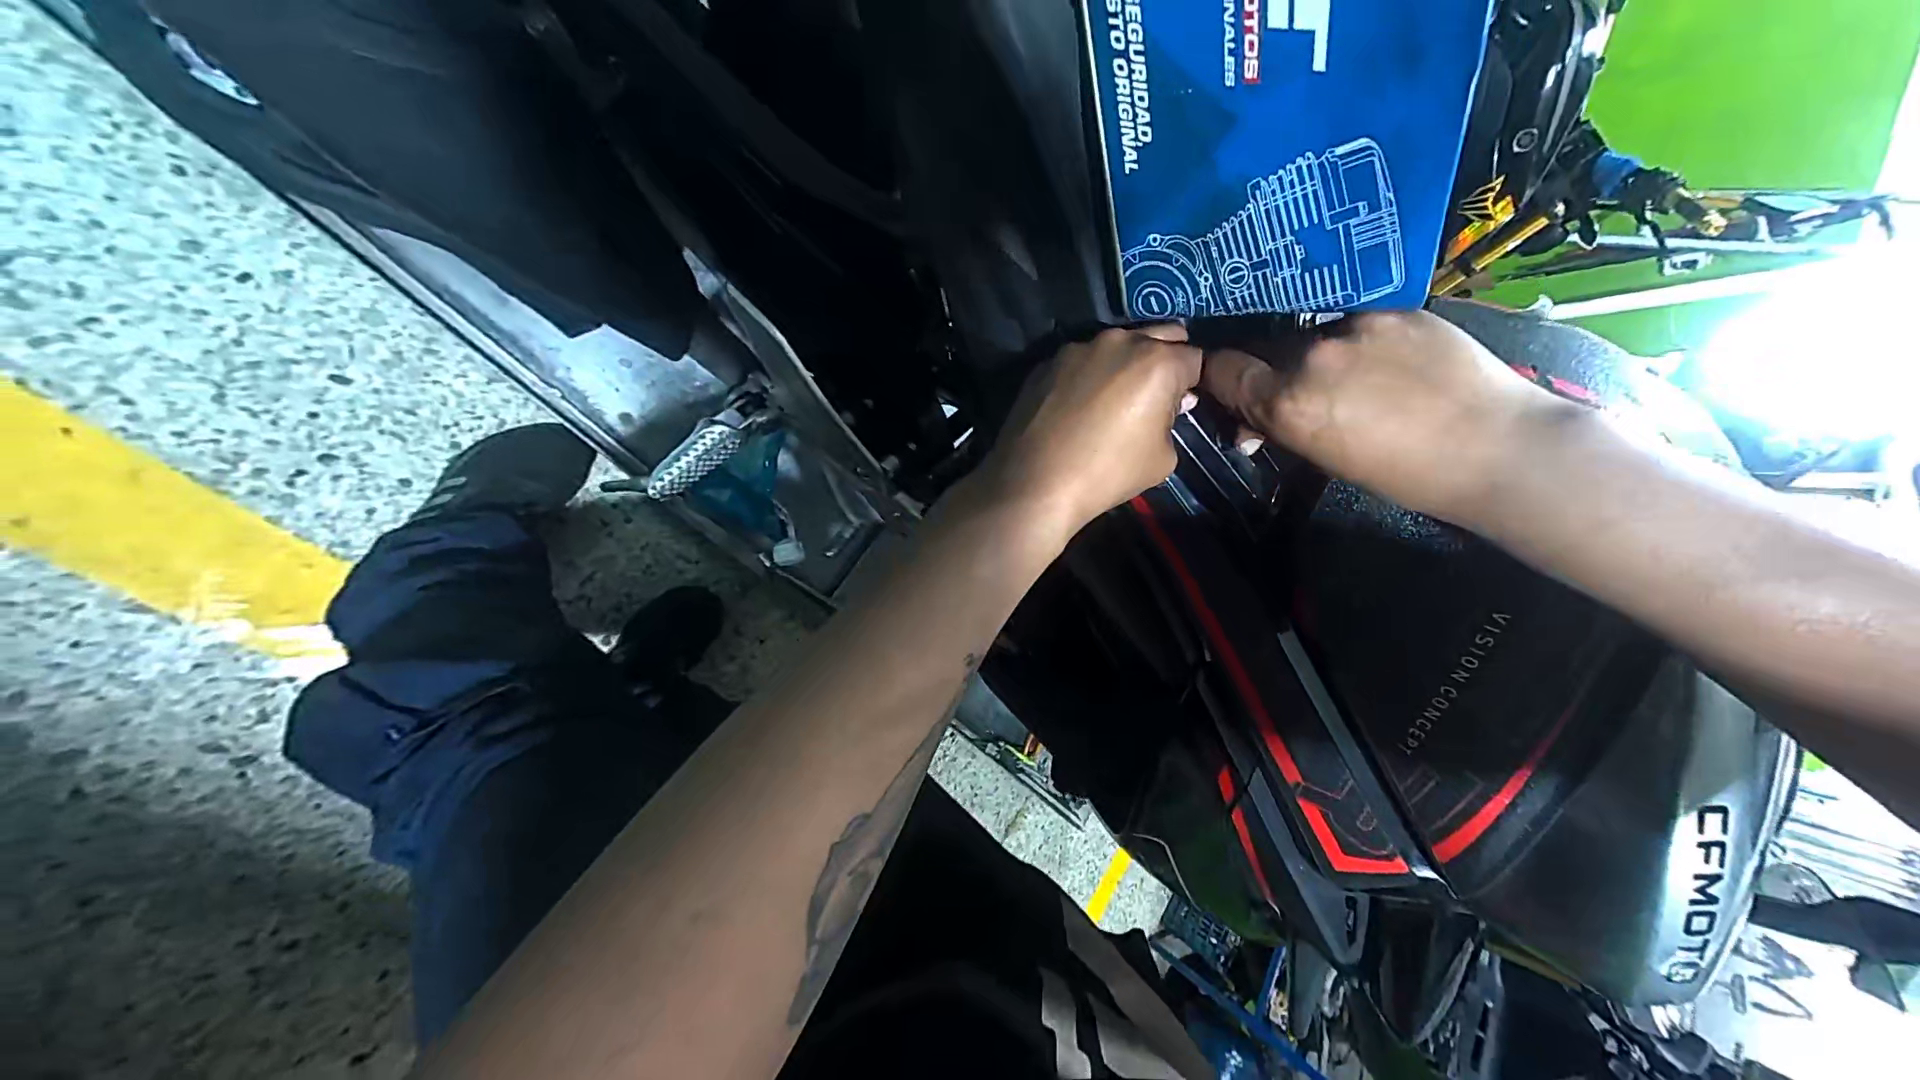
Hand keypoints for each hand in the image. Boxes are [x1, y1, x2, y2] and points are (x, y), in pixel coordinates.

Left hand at [976, 325, 1202, 542]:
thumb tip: (1166, 407)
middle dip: (1165, 360)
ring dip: (1124, 364)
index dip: (1194, 382)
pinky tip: (1077, 407)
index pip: (1194, 358)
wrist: (1034, 482)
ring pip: (1116, 346)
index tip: (1182, 403)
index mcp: (1157, 361)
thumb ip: (1172, 422)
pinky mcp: (1047, 363)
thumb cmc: (1107, 472)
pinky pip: (1081, 362)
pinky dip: (1088, 376)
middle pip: (1159, 337)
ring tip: (1112, 401)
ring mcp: (1078, 348)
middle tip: (1154, 395)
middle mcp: (1119, 342)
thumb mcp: (1163, 458)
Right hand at [1201, 310, 1576, 525]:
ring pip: (1314, 336)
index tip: (1232, 389)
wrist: (1499, 448)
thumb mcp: (1326, 461)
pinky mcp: (1397, 311)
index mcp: (1288, 402)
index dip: (1222, 378)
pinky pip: (1359, 324)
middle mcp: (1311, 356)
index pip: (1223, 369)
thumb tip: (1252, 426)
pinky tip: (1394, 365)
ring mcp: (1356, 327)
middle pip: (1267, 350)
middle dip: (1274, 371)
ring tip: (1360, 380)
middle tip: (1305, 394)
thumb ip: (1281, 432)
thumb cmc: (1405, 474)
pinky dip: (1363, 343)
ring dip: (1319, 356)